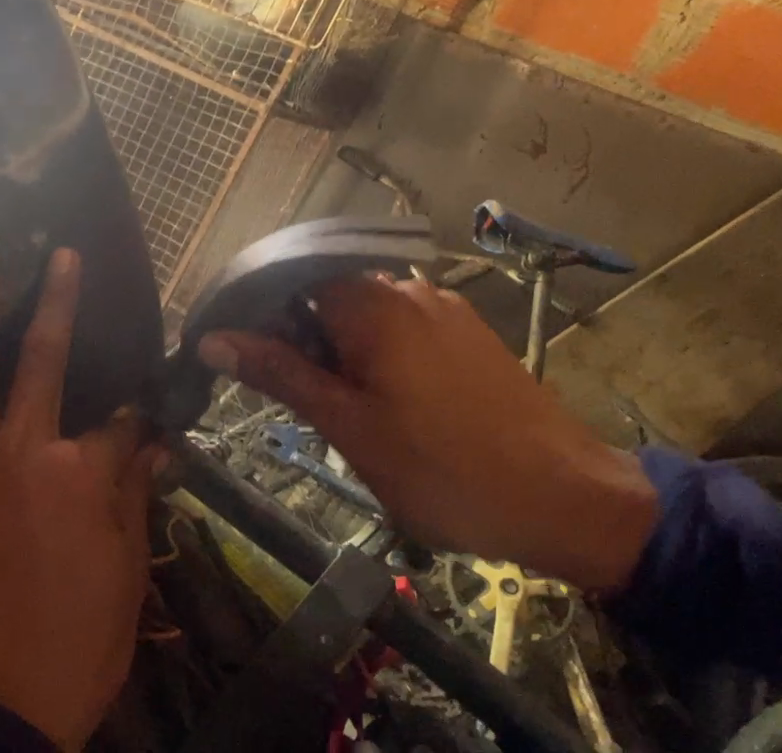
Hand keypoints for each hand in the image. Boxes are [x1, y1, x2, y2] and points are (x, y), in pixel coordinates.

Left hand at [0, 236, 158, 749]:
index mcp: (83, 472)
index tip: (137, 415)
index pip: (117, 423)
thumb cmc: (74, 644)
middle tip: (61, 254)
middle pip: (47, 360)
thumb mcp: (125, 575)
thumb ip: (135, 498)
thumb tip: (155, 443)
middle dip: (59, 301)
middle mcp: (26, 448)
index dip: (132, 419)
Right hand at [197, 277, 657, 589]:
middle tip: (289, 394)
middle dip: (296, 334)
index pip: (289, 279)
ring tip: (335, 405)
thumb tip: (212, 339)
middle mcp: (407, 290)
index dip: (256, 312)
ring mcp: (444, 309)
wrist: (569, 503)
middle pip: (325, 293)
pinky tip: (380, 400)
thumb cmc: (443, 469)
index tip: (238, 354)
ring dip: (335, 347)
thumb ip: (279, 374)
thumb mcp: (348, 427)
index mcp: (372, 304)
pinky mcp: (468, 334)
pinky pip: (400, 327)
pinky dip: (373, 352)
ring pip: (362, 313)